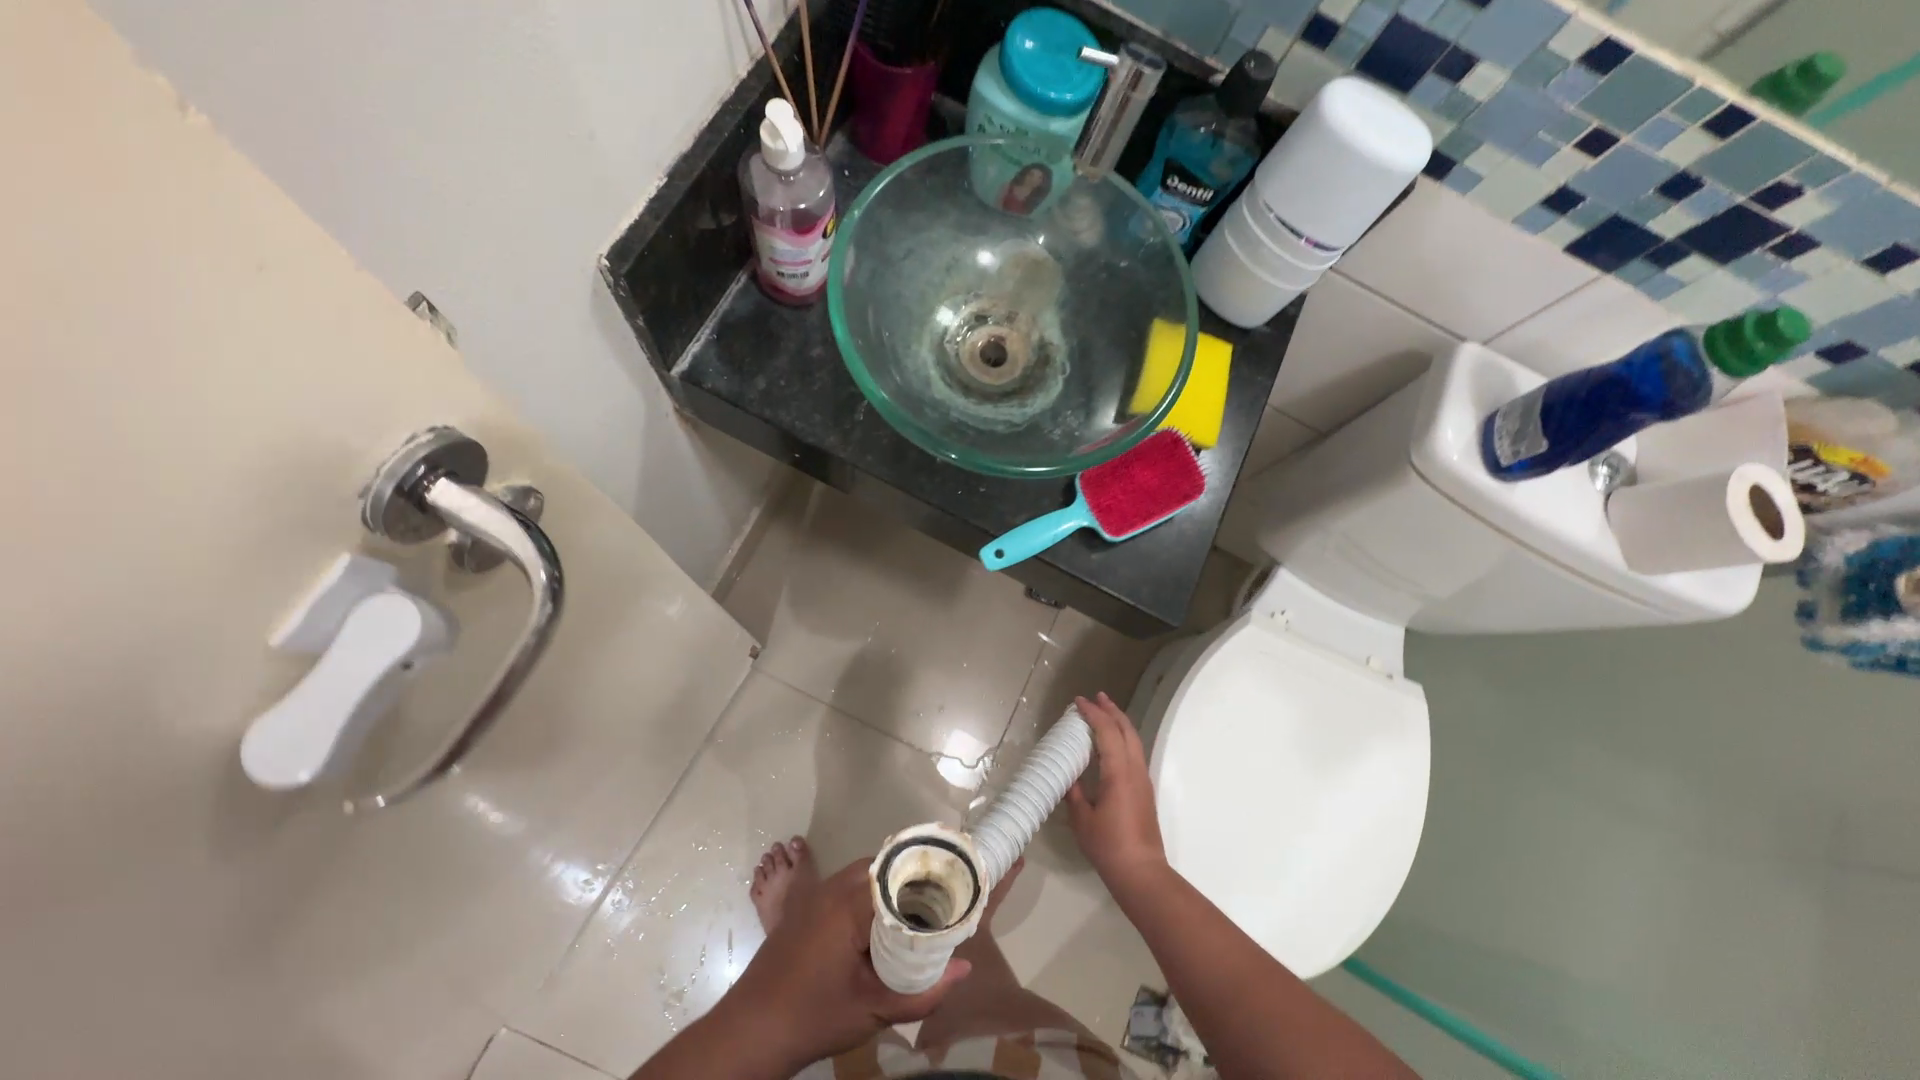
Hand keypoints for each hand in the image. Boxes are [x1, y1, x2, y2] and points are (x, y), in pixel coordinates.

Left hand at [722, 857, 970, 1068]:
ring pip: (862, 877)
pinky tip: (879, 929)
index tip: (956, 893)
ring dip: (888, 891)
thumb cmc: (813, 1017)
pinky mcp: (803, 911)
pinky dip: (867, 899)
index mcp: (849, 904)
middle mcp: (831, 890)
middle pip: (882, 868)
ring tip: (916, 917)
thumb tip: (964, 969)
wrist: (750, 1032)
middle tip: (940, 906)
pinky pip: (844, 889)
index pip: (901, 874)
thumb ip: (923, 992)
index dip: (931, 879)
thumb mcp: (874, 1011)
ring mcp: (813, 897)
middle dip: (912, 882)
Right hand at [1066, 693, 1168, 892]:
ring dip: (1119, 724)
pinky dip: (1123, 740)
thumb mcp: (1082, 819)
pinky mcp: (1144, 792)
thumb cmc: (1108, 845)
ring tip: (1105, 714)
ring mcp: (1143, 780)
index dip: (1093, 714)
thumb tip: (1068, 779)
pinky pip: (1134, 754)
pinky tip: (1112, 745)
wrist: (1141, 872)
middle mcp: (1135, 770)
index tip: (1079, 702)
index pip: (1107, 732)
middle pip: (1126, 730)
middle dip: (1111, 711)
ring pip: (1134, 741)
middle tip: (1097, 698)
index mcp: (1119, 772)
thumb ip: (1075, 794)